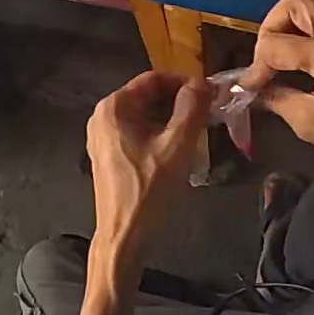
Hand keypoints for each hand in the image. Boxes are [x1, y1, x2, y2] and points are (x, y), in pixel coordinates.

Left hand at [86, 71, 210, 280]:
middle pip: (148, 95)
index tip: (210, 93)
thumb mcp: (177, 146)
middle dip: (180, 102)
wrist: (124, 236)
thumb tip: (202, 83)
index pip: (154, 78)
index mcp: (114, 107)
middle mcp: (103, 116)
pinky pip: (138, 132)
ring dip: (172, 119)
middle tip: (209, 113)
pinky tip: (179, 148)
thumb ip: (192, 109)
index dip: (185, 82)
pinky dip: (160, 133)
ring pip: (145, 115)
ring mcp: (103, 136)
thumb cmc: (149, 189)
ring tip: (199, 131)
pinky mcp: (109, 154)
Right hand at [248, 0, 313, 195]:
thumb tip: (256, 88)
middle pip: (298, 0)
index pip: (278, 44)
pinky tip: (313, 49)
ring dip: (297, 15)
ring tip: (291, 45)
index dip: (257, 64)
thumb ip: (278, 99)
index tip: (253, 85)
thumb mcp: (311, 125)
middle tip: (270, 56)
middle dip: (273, 25)